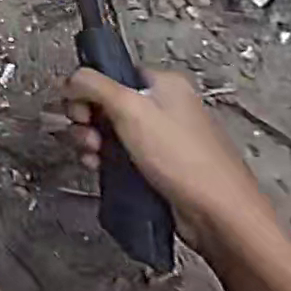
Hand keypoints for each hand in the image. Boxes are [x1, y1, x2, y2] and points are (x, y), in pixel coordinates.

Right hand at [62, 67, 275, 253]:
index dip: (87, 87)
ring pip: (105, 127)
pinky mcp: (154, 163)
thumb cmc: (187, 162)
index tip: (81, 105)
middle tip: (88, 131)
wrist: (220, 219)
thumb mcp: (131, 109)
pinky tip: (99, 166)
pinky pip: (115, 151)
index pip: (109, 71)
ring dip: (90, 139)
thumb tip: (70, 80)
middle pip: (102, 100)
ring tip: (94, 153)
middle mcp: (163, 106)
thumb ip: (92, 84)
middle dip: (85, 117)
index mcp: (164, 85)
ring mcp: (159, 137)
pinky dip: (101, 157)